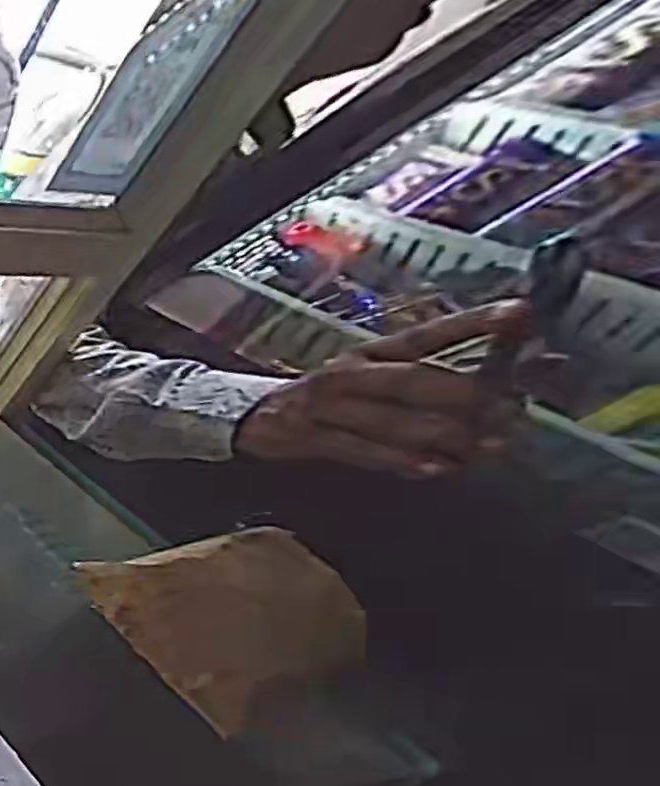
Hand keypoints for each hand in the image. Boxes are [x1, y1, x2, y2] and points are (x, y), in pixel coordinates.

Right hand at [235, 302, 528, 477]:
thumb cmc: (324, 396)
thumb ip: (437, 373)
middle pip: (410, 381)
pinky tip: (434, 469)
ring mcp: (323, 408)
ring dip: (441, 436)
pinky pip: (360, 451)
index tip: (521, 314)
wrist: (251, 417)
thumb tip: (535, 368)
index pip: (423, 335)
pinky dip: (400, 460)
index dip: (470, 323)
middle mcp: (345, 376)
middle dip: (463, 397)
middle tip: (506, 412)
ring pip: (388, 420)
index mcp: (366, 355)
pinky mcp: (308, 437)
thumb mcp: (371, 375)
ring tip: (484, 449)